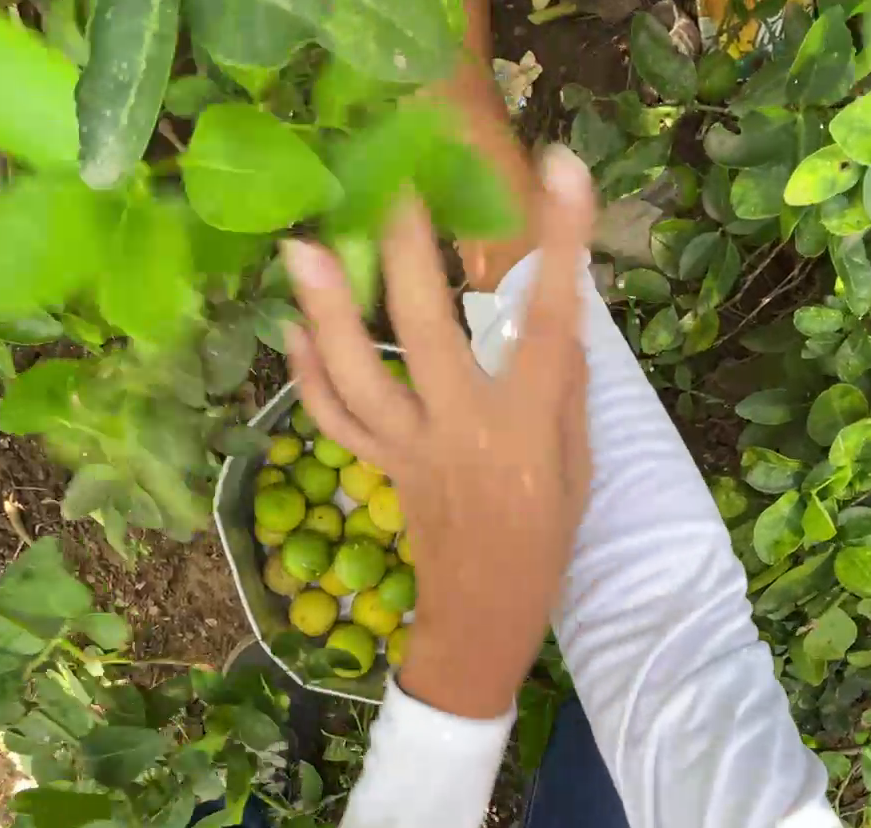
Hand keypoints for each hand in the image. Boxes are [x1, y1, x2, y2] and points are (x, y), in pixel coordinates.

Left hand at [281, 146, 597, 718]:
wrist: (486, 612)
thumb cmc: (545, 544)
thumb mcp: (578, 469)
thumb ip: (564, 395)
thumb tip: (556, 329)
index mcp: (526, 428)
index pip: (547, 325)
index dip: (560, 245)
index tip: (562, 171)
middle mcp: (462, 429)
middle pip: (426, 331)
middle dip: (407, 250)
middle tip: (388, 182)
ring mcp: (409, 449)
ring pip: (359, 377)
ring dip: (326, 313)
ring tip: (301, 250)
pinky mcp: (379, 467)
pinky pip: (336, 421)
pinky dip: (309, 377)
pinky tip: (293, 332)